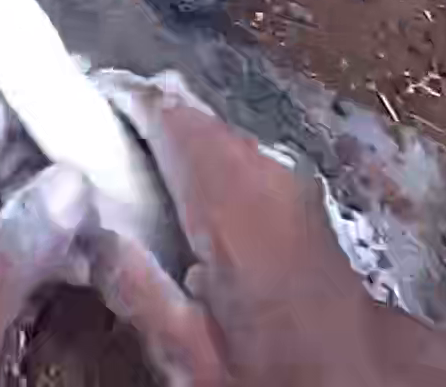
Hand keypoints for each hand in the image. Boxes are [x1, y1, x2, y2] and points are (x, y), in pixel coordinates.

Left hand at [0, 96, 95, 385]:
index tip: (79, 78)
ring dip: (62, 199)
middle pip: (6, 165)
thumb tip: (71, 175)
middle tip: (109, 132)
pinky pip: (27, 255)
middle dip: (53, 148)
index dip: (26, 103)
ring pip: (20, 208)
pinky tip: (93, 254)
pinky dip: (60, 247)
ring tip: (113, 188)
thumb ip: (12, 249)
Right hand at [91, 70, 445, 386]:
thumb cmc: (273, 366)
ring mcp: (282, 167)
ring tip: (129, 130)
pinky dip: (196, 133)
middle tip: (100, 111)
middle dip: (144, 101)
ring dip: (170, 116)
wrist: (358, 370)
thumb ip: (137, 289)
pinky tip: (175, 160)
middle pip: (191, 108)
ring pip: (212, 118)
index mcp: (231, 203)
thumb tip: (87, 228)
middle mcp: (260, 168)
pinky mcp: (292, 176)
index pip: (172, 119)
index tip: (91, 88)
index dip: (130, 95)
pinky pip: (230, 136)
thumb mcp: (195, 353)